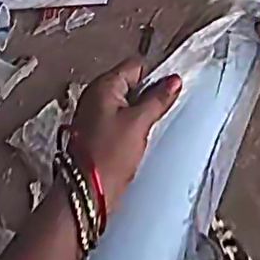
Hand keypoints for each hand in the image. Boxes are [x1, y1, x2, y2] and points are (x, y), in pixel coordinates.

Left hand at [69, 57, 182, 193]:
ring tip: (148, 129)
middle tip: (159, 113)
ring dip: (140, 114)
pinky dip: (132, 127)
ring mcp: (95, 115)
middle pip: (131, 84)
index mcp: (103, 85)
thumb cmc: (109, 155)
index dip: (154, 77)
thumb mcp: (139, 123)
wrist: (86, 193)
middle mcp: (96, 95)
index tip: (169, 92)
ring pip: (127, 104)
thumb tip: (173, 80)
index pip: (135, 66)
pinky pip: (120, 120)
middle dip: (148, 96)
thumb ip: (157, 99)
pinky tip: (139, 140)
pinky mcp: (97, 133)